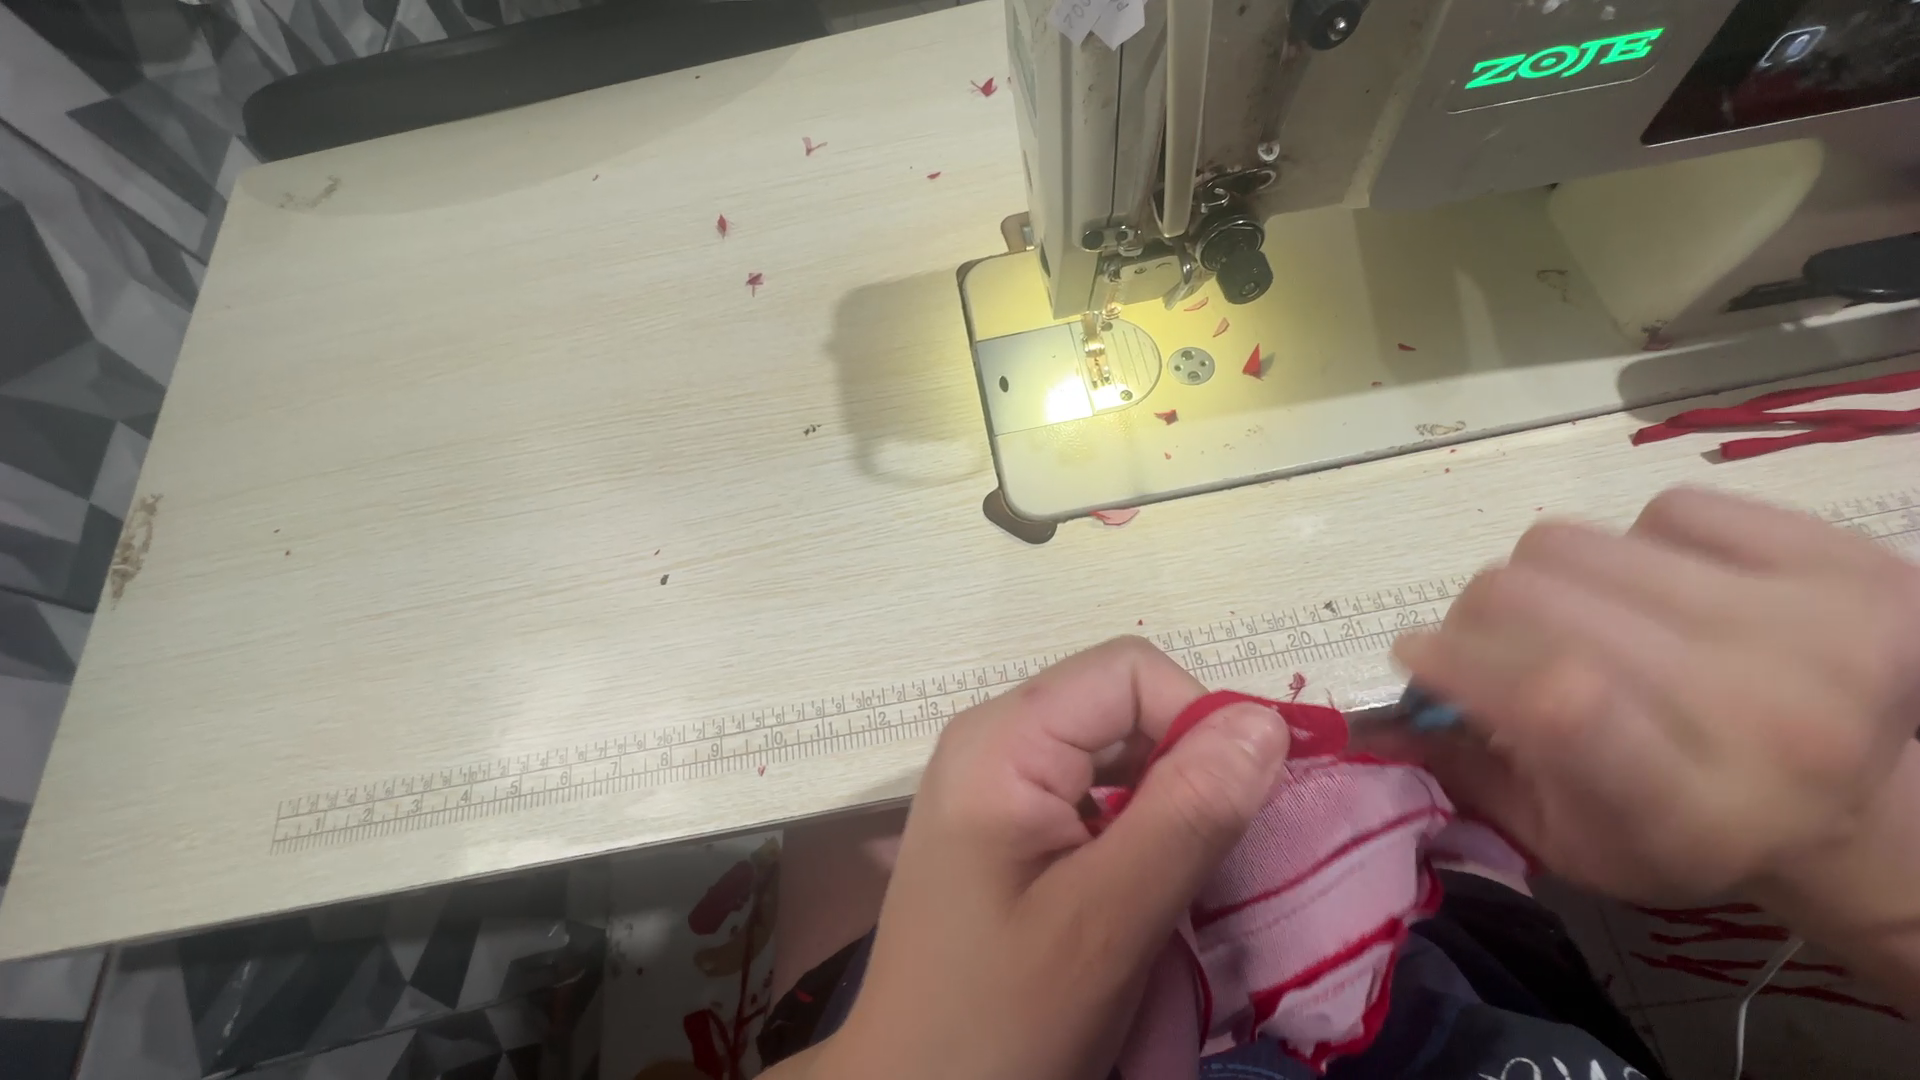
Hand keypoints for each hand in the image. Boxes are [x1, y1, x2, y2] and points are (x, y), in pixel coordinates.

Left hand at [803, 637, 1291, 1079]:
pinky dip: (1142, 833)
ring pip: (1120, 753)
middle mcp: (998, 739)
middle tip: (1218, 859)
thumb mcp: (1101, 922)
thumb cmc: (992, 1017)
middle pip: (1124, 707)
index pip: (1128, 672)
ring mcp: (1001, 779)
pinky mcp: (1012, 819)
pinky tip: (1148, 893)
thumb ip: (1186, 815)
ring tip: (1182, 885)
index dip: (1199, 719)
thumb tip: (1265, 722)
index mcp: (1003, 739)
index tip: (1243, 806)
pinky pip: (1099, 795)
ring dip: (1171, 808)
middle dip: (1188, 769)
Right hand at [1391, 488, 1919, 902]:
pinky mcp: (1848, 561)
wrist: (1862, 808)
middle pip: (1534, 599)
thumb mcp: (1561, 836)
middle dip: (1473, 617)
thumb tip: (1371, 714)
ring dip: (1542, 578)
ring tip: (1575, 615)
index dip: (1459, 659)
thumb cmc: (1682, 833)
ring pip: (1571, 540)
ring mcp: (1815, 624)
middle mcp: (1762, 709)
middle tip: (1482, 641)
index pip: (1553, 699)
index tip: (1415, 654)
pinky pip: (1664, 507)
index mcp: (1684, 804)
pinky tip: (1662, 591)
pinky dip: (1634, 543)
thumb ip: (1462, 771)